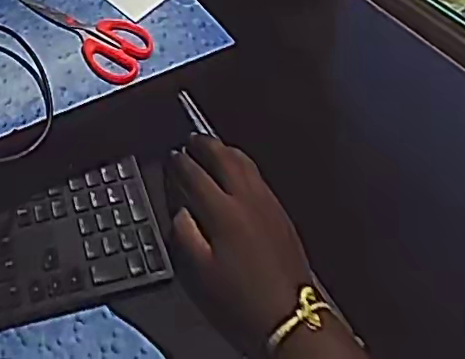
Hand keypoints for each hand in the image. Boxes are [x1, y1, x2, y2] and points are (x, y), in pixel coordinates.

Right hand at [167, 134, 314, 344]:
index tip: (170, 159)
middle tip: (189, 141)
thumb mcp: (201, 272)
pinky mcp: (282, 214)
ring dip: (224, 150)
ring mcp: (267, 204)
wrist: (294, 322)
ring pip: (244, 162)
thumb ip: (183, 233)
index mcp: (223, 212)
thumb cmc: (244, 301)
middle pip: (221, 156)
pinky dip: (242, 164)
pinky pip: (258, 176)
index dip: (177, 162)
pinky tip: (237, 171)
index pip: (193, 172)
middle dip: (202, 144)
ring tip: (212, 148)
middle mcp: (246, 200)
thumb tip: (179, 210)